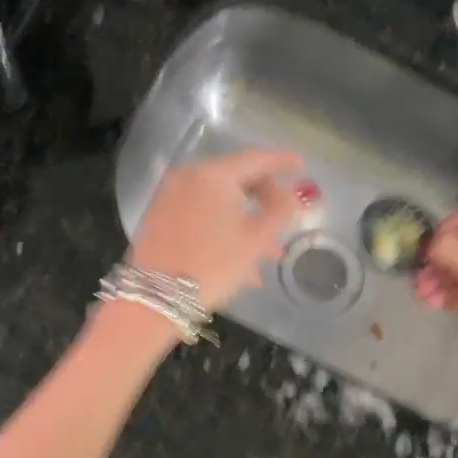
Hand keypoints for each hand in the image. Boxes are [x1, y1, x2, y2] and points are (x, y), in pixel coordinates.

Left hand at [128, 150, 306, 310]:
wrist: (156, 297)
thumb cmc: (212, 267)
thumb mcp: (255, 240)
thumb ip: (281, 211)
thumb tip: (296, 192)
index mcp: (213, 175)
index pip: (255, 159)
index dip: (282, 162)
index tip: (301, 166)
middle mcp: (188, 177)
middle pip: (234, 179)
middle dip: (263, 200)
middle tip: (284, 218)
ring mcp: (170, 197)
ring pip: (217, 201)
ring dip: (244, 221)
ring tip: (267, 252)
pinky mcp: (158, 218)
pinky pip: (199, 214)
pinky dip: (221, 227)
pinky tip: (237, 256)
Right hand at [413, 211, 457, 347]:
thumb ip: (452, 249)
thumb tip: (429, 243)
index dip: (446, 230)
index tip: (426, 245)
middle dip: (436, 261)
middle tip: (417, 275)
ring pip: (457, 272)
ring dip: (436, 280)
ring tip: (420, 294)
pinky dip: (444, 295)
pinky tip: (430, 303)